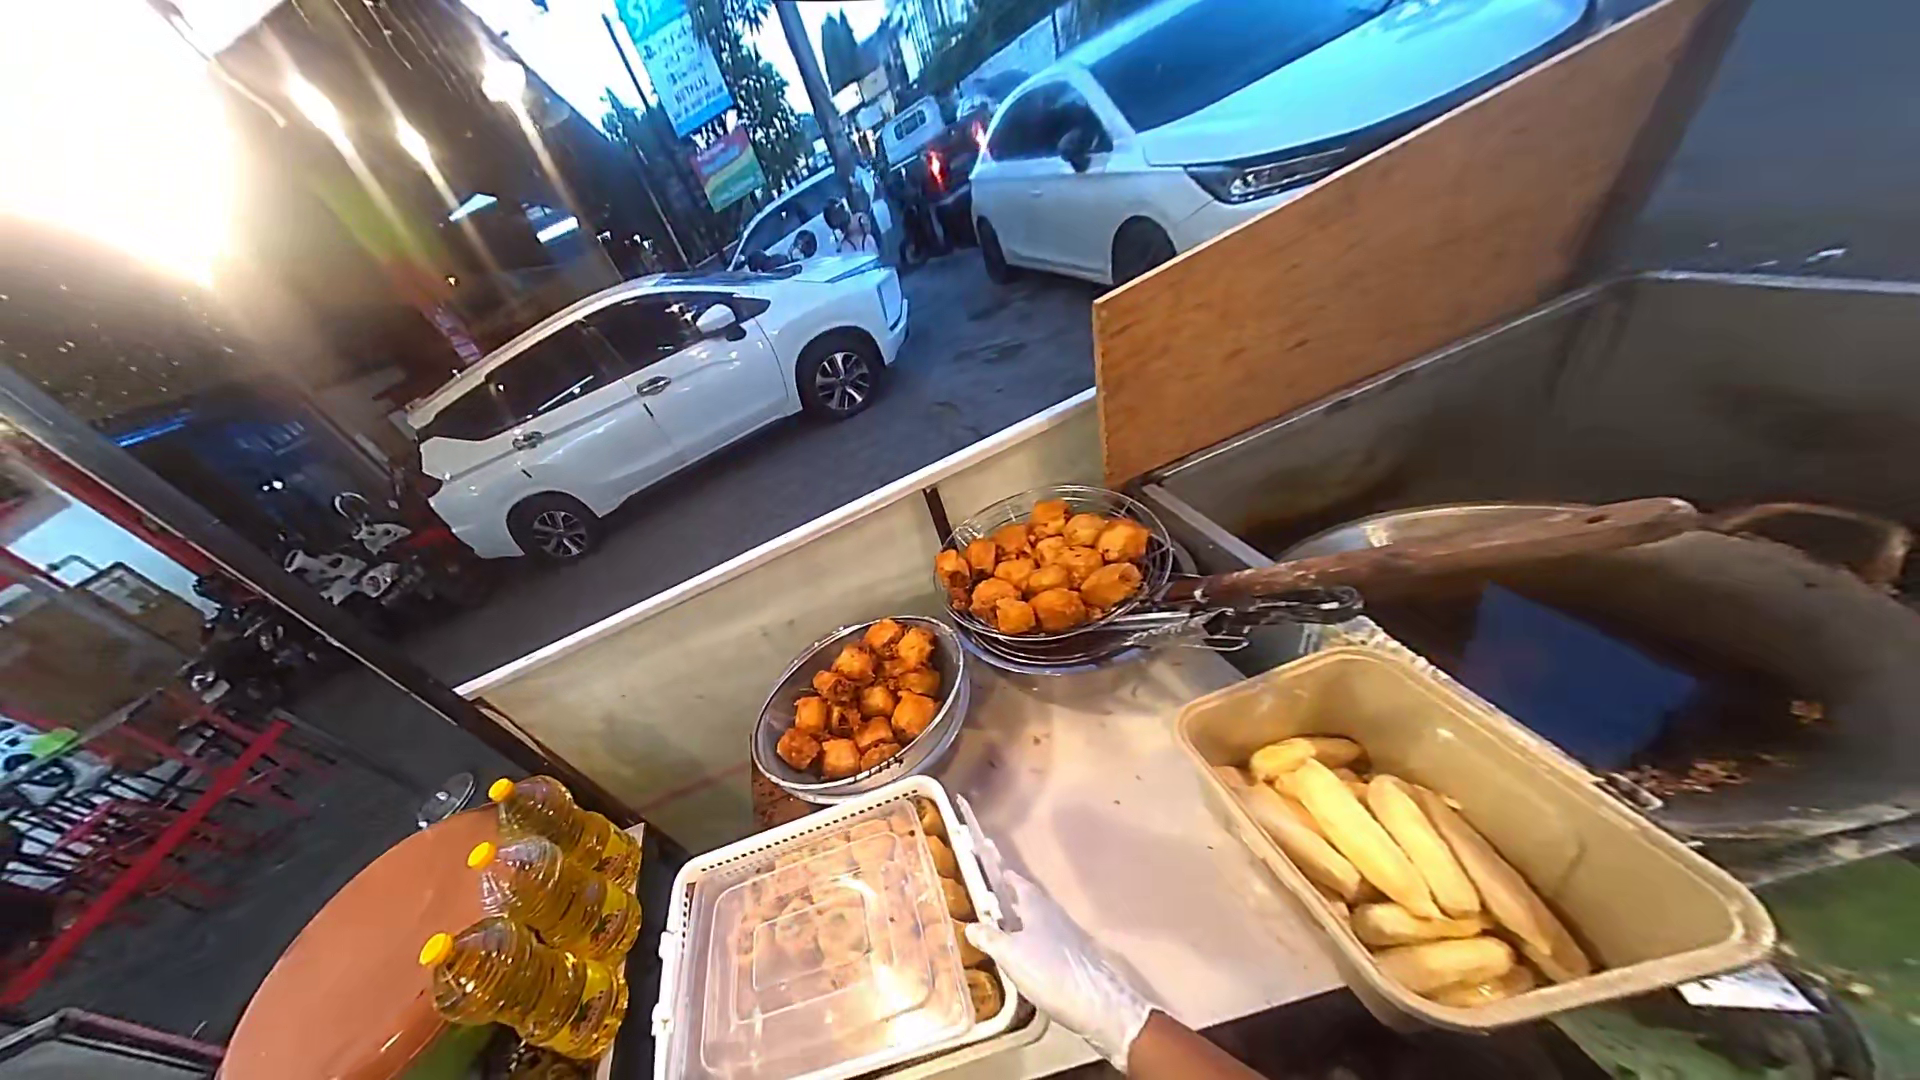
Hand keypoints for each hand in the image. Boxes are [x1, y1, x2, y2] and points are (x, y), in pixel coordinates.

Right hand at [964, 870, 1154, 1071]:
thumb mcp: (1010, 954)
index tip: (996, 866)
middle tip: (996, 897)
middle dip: (1013, 898)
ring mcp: (1065, 933)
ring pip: (1038, 919)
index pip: (1017, 882)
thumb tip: (970, 925)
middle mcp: (1052, 912)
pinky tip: (1025, 953)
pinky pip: (1045, 937)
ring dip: (1023, 919)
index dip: (1005, 875)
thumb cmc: (1048, 969)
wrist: (1094, 1001)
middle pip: (1030, 899)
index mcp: (1036, 904)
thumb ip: (989, 938)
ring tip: (1006, 926)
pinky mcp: (1072, 955)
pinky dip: (1032, 938)